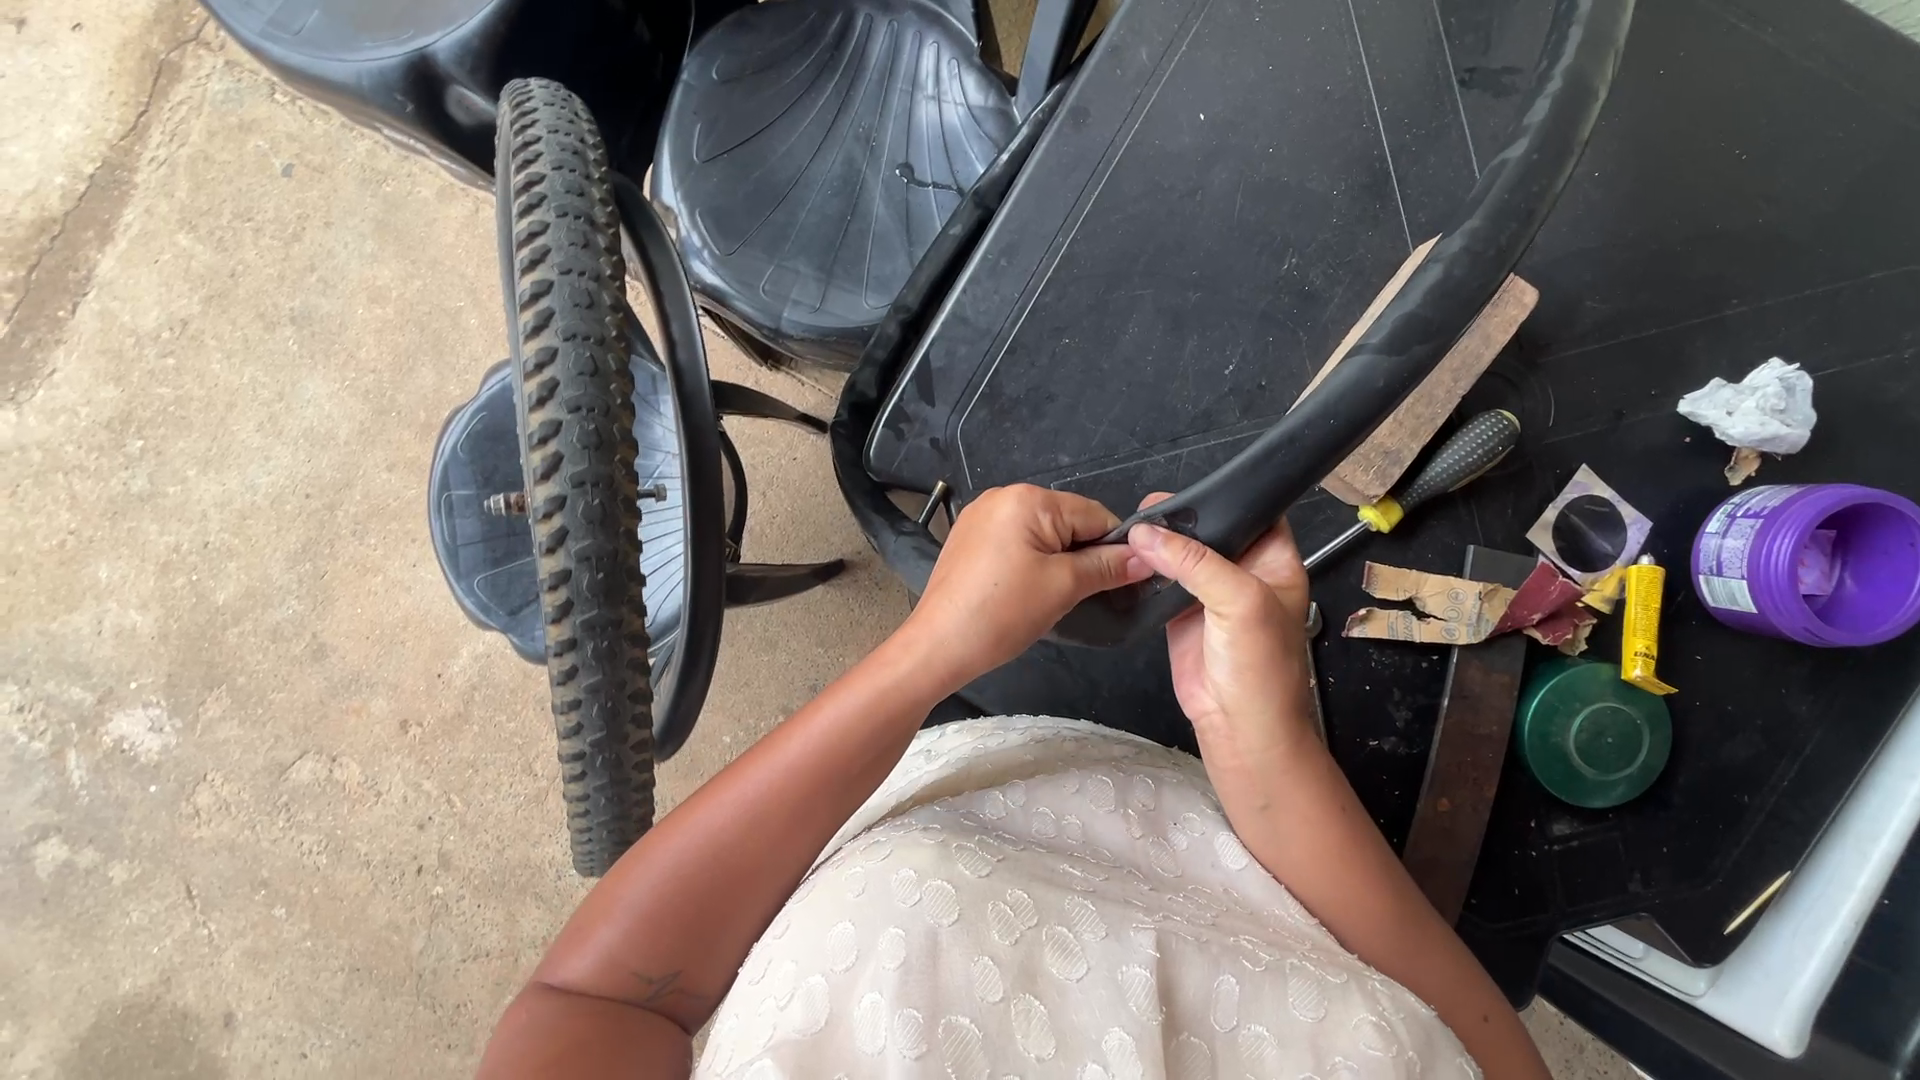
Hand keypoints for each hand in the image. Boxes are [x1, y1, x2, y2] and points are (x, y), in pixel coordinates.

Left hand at [899, 485, 1149, 686]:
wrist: (938, 644)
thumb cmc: (1003, 612)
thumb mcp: (1064, 587)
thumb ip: (1107, 567)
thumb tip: (1146, 558)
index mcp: (1028, 498)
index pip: (1094, 513)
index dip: (1115, 547)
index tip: (1124, 580)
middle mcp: (1003, 496)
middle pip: (1068, 521)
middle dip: (1084, 554)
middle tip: (1085, 593)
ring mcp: (982, 516)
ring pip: (1042, 534)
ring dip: (1058, 561)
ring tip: (1054, 596)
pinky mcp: (969, 538)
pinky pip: (1016, 542)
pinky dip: (1031, 562)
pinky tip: (1026, 591)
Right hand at [1125, 496, 1315, 760]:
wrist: (1238, 725)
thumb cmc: (1258, 664)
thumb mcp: (1240, 601)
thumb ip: (1194, 562)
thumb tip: (1143, 533)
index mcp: (1273, 561)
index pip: (1253, 512)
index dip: (1225, 496)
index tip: (1189, 485)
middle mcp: (1242, 570)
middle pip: (1209, 530)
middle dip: (1180, 517)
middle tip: (1144, 507)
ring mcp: (1209, 592)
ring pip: (1180, 554)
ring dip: (1156, 542)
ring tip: (1127, 526)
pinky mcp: (1179, 612)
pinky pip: (1159, 581)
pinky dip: (1141, 569)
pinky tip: (1123, 556)